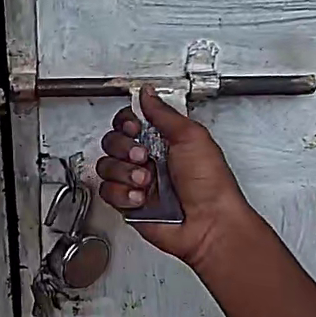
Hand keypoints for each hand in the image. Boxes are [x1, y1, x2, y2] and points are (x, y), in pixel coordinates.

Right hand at [95, 94, 257, 268]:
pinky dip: (123, 194)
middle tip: (143, 157)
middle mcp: (146, 159)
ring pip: (106, 166)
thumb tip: (147, 93)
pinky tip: (141, 197)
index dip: (125, 124)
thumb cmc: (210, 184)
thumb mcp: (192, 137)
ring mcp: (135, 181)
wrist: (208, 223)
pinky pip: (107, 191)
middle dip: (124, 148)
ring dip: (125, 173)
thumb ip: (164, 113)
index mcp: (162, 141)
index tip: (134, 128)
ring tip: (146, 181)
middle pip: (112, 142)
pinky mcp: (127, 202)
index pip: (128, 123)